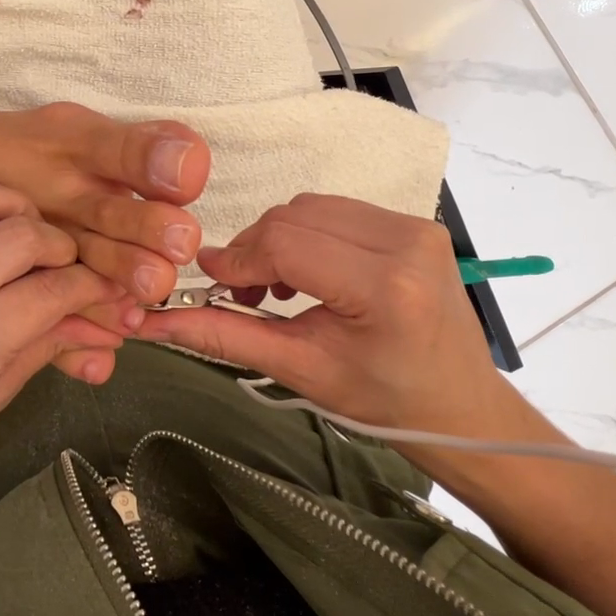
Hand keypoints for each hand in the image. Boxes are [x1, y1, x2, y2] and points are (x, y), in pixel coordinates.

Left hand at [0, 181, 128, 501]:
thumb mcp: (0, 392)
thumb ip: (52, 346)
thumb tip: (109, 325)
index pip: (51, 292)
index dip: (93, 288)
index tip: (113, 291)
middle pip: (23, 236)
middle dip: (64, 247)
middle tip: (74, 269)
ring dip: (16, 209)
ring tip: (31, 237)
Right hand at [136, 193, 509, 434]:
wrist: (464, 408)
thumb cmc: (384, 400)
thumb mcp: (299, 370)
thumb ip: (223, 336)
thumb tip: (151, 322)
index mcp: (386, 287)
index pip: (285, 244)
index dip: (238, 259)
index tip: (210, 283)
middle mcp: (405, 243)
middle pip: (291, 218)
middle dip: (254, 250)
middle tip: (243, 293)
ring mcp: (413, 228)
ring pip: (307, 208)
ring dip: (277, 239)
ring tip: (274, 284)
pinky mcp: (412, 224)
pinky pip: (332, 210)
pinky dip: (304, 234)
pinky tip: (305, 271)